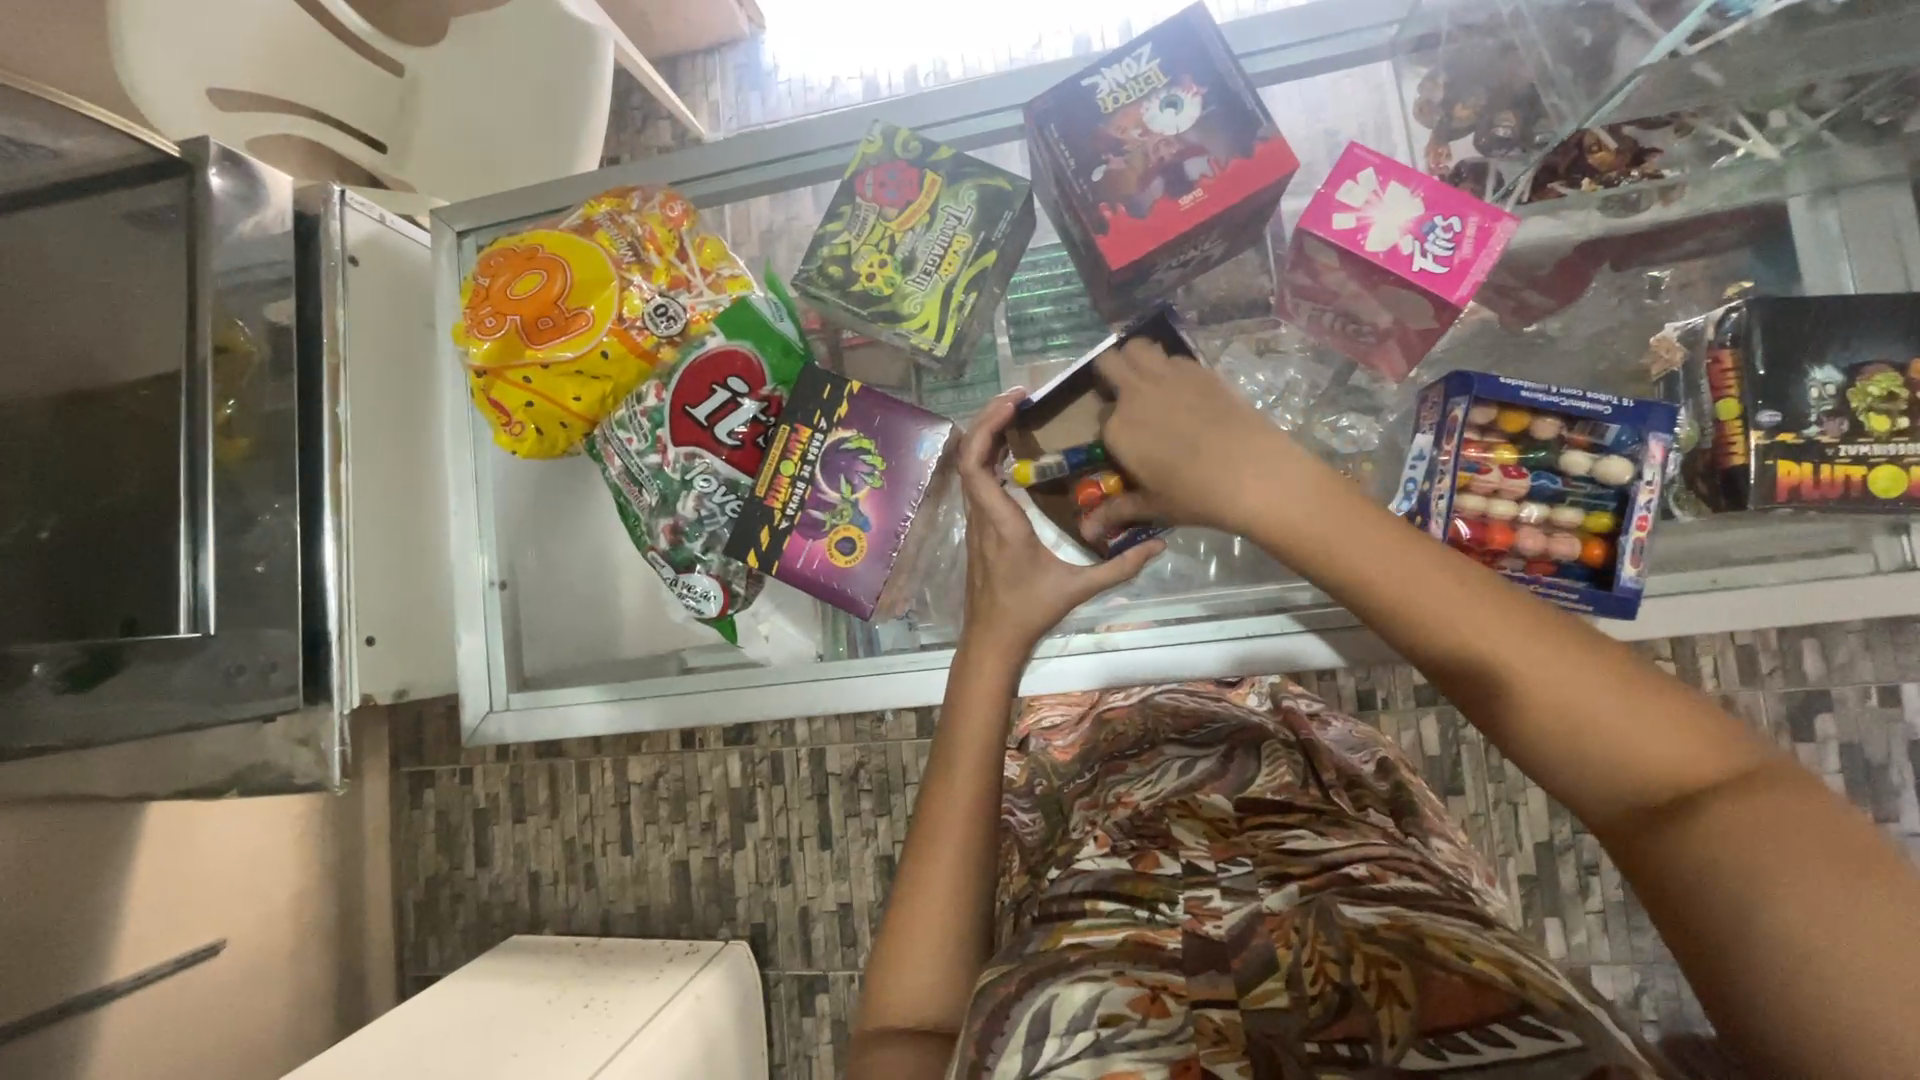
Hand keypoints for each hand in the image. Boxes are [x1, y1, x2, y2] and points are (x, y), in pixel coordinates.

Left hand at [958, 392, 1163, 660]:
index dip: (987, 429)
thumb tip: (1159, 544)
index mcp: (1001, 525)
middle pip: (968, 457)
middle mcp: (982, 517)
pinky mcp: (978, 528)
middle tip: (1018, 397)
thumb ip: (1119, 567)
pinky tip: (1012, 450)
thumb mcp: (1077, 590)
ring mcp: (975, 522)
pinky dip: (987, 457)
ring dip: (986, 436)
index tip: (1013, 404)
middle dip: (987, 420)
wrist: (991, 639)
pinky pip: (976, 482)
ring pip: (968, 468)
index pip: (976, 468)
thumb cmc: (1029, 613)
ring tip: (1016, 414)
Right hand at [1080, 337, 1308, 541]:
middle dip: (1111, 374)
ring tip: (1150, 383)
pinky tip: (1186, 391)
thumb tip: (1087, 530)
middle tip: (1123, 394)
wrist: (1255, 473)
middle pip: (1110, 362)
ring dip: (1138, 360)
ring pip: (1139, 347)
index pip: (1101, 417)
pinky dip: (1170, 367)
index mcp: (1118, 428)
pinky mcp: (1200, 370)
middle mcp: (1136, 394)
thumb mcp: (1153, 506)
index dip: (1112, 427)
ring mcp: (1169, 377)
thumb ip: (1118, 510)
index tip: (1125, 442)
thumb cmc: (1196, 496)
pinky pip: (1173, 357)